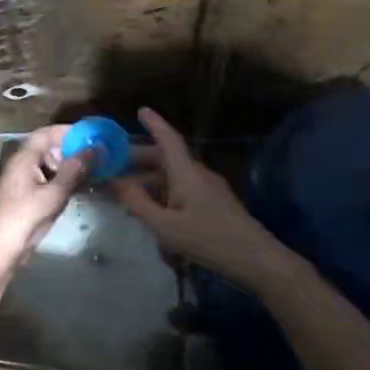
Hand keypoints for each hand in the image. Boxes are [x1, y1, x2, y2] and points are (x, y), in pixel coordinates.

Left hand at [0, 125, 89, 268]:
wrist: (1, 248)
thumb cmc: (24, 218)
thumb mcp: (53, 194)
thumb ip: (74, 171)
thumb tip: (95, 149)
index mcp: (25, 159)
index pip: (46, 133)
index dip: (68, 131)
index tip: (91, 135)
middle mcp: (23, 165)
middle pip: (49, 148)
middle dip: (72, 149)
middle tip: (96, 156)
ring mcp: (25, 181)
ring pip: (50, 164)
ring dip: (69, 165)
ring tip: (92, 170)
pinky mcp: (29, 196)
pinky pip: (48, 179)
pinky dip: (64, 179)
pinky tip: (79, 186)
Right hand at [112, 107, 297, 290]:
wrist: (255, 260)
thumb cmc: (208, 240)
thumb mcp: (165, 226)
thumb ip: (139, 203)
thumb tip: (117, 182)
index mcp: (187, 173)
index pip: (168, 140)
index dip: (154, 124)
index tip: (140, 110)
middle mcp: (198, 175)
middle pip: (167, 158)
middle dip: (141, 157)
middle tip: (115, 161)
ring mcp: (208, 191)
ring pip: (174, 176)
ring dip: (150, 178)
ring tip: (125, 187)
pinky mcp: (213, 206)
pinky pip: (181, 190)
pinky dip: (162, 192)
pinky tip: (150, 207)